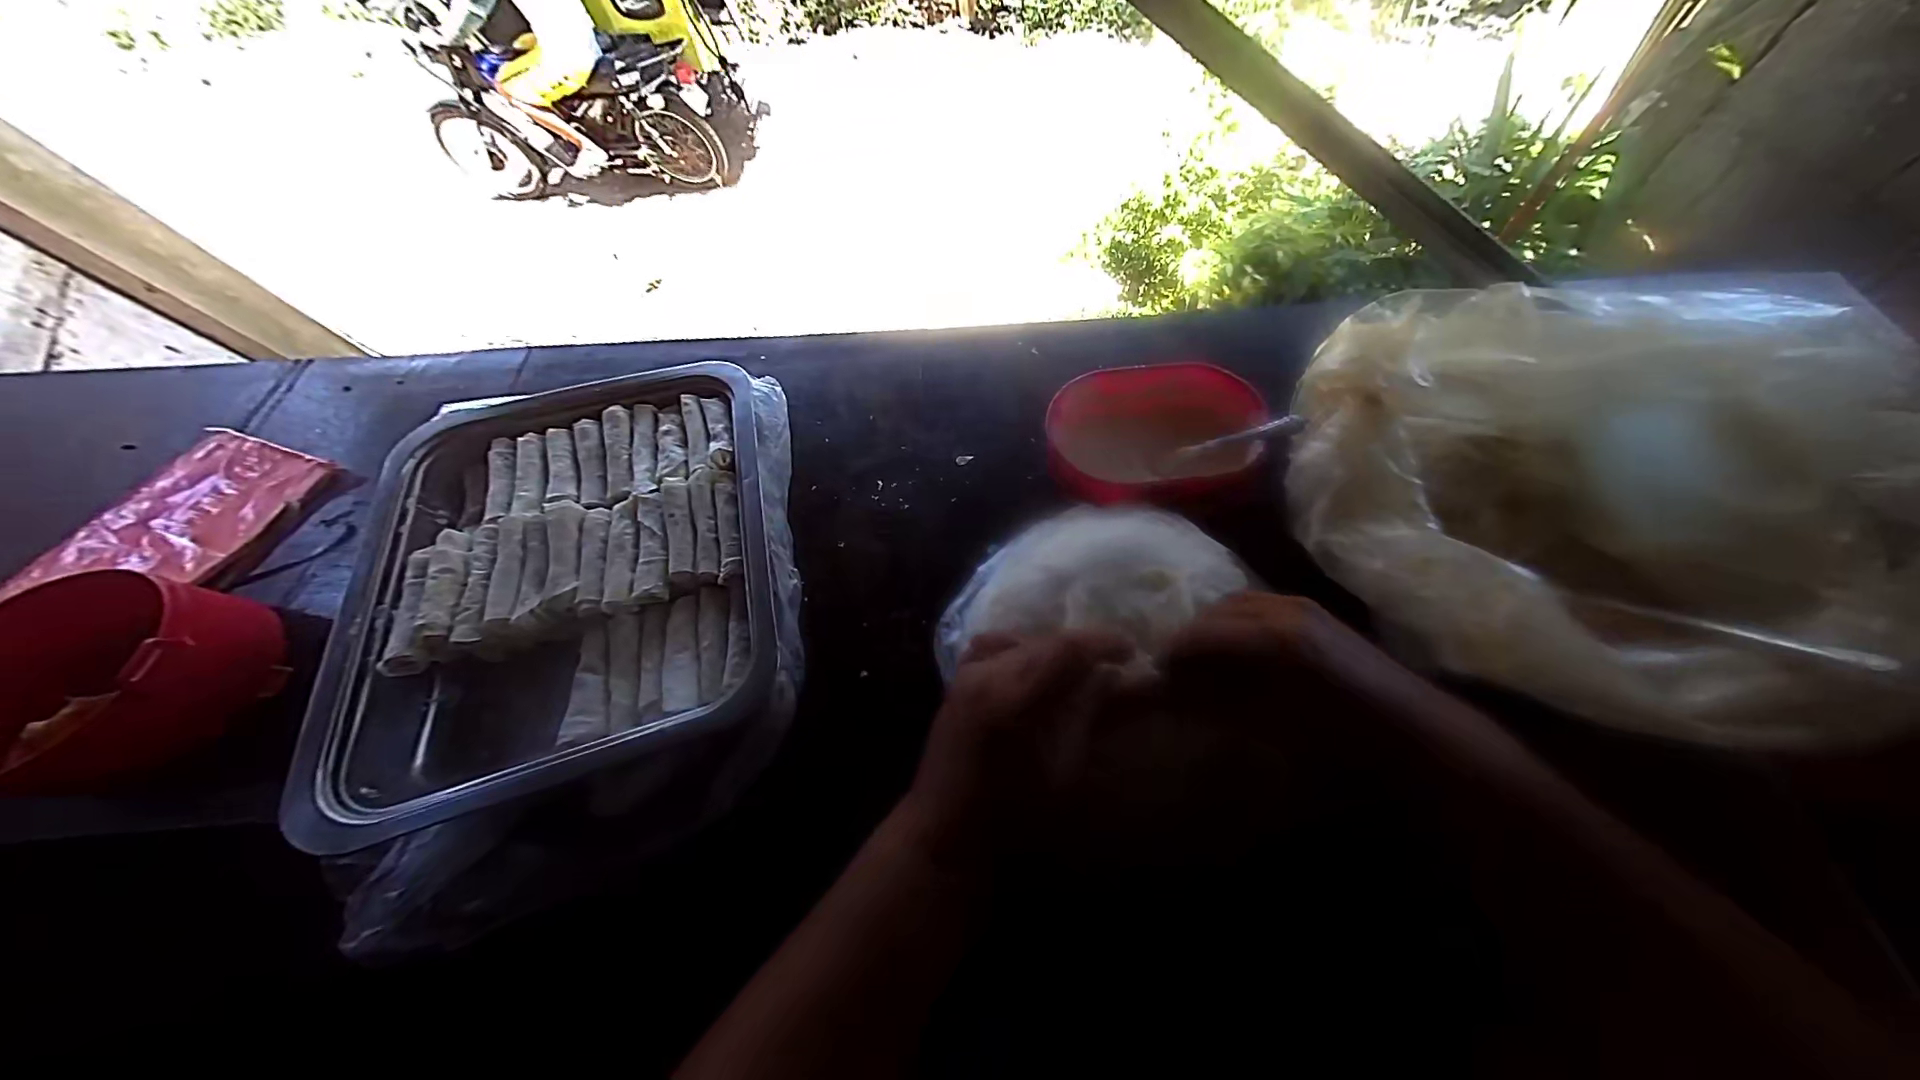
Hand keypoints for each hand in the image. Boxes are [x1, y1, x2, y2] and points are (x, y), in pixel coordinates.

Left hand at [901, 630, 1134, 866]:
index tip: (1132, 650)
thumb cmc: (1010, 817)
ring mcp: (965, 675)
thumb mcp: (1062, 770)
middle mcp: (985, 674)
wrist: (944, 830)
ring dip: (1053, 648)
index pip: (1065, 649)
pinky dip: (1020, 649)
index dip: (1103, 643)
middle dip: (1083, 646)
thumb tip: (1111, 677)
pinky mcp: (956, 682)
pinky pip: (992, 648)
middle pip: (1043, 641)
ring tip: (1079, 666)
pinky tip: (1036, 666)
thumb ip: (1085, 715)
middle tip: (1115, 660)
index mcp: (1011, 697)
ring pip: (1019, 641)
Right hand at [1165, 592, 1420, 731]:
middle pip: (1218, 610)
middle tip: (1175, 665)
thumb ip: (1218, 701)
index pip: (1204, 632)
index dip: (1175, 650)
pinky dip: (1238, 621)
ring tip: (1204, 657)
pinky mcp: (1317, 612)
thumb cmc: (1343, 740)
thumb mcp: (1271, 724)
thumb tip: (1177, 691)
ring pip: (1239, 603)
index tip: (1157, 671)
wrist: (1417, 733)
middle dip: (1192, 634)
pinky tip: (1238, 650)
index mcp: (1274, 639)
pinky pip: (1262, 606)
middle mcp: (1286, 610)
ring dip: (1215, 625)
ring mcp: (1304, 607)